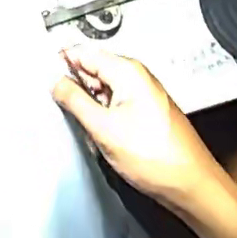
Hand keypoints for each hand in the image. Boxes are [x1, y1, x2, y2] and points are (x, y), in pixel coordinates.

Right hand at [51, 46, 228, 213]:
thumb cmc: (156, 157)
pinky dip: (104, 118)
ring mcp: (142, 92)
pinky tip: (105, 139)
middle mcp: (136, 75)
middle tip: (71, 114)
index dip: (62, 62)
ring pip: (103, 89)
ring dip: (91, 108)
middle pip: (93, 69)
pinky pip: (115, 104)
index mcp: (126, 70)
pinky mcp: (145, 110)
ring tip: (93, 133)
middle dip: (77, 90)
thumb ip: (74, 100)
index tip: (45, 75)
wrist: (192, 185)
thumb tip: (56, 82)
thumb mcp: (103, 129)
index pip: (84, 52)